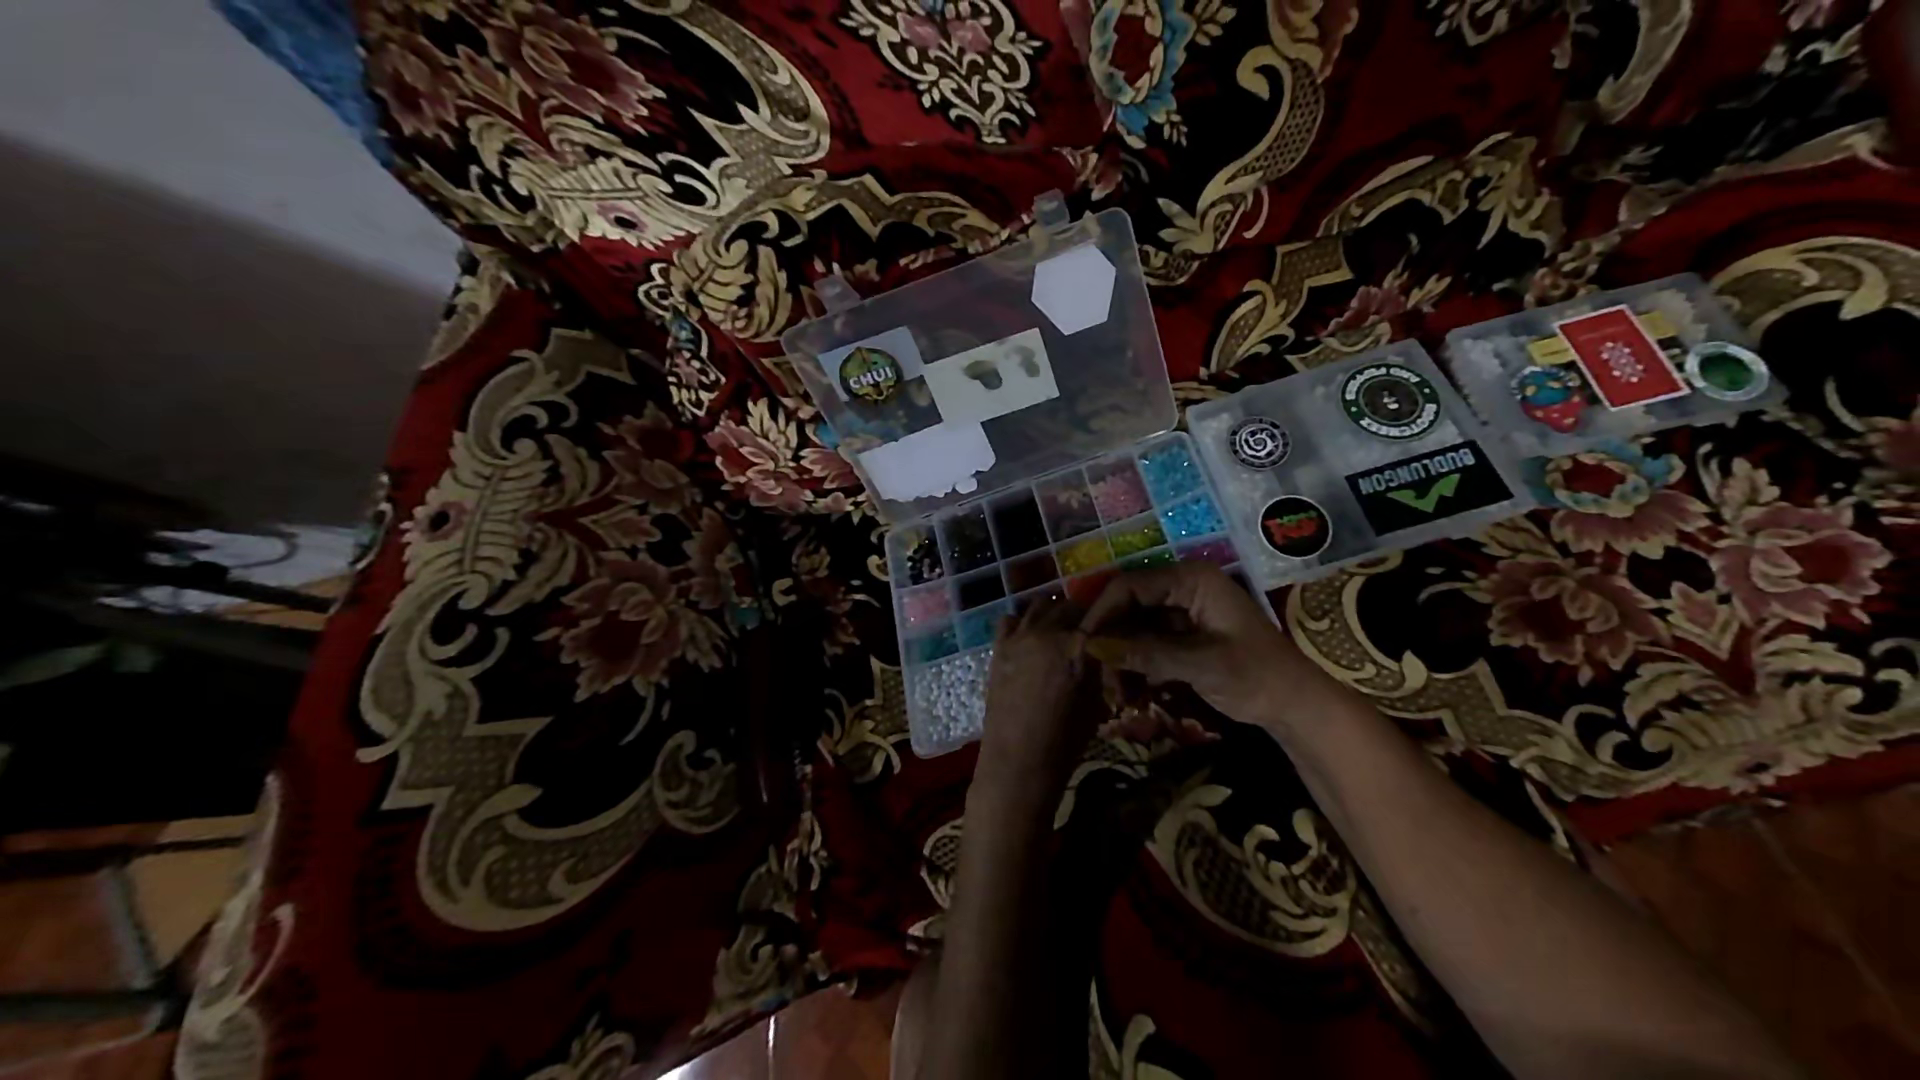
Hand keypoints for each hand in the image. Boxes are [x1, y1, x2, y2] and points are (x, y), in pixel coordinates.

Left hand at [976, 598, 1101, 799]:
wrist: (1019, 762)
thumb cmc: (1066, 740)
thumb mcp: (1097, 701)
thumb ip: (1100, 668)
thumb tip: (1104, 653)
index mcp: (1080, 646)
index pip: (1101, 614)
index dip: (1109, 618)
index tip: (1113, 625)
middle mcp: (1049, 632)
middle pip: (1070, 606)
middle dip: (1082, 615)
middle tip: (1087, 631)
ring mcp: (1020, 637)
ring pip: (1041, 606)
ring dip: (1053, 614)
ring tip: (1059, 631)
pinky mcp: (999, 646)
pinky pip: (1011, 619)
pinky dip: (1023, 622)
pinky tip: (1030, 638)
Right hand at [1079, 563, 1325, 727]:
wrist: (1296, 706)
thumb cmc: (1255, 676)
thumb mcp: (1198, 665)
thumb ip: (1145, 653)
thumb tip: (1093, 647)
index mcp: (1192, 580)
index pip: (1130, 585)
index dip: (1102, 613)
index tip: (1082, 645)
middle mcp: (1184, 588)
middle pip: (1129, 606)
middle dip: (1110, 641)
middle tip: (1096, 676)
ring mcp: (1183, 612)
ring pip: (1134, 628)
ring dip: (1120, 658)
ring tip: (1115, 694)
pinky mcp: (1183, 636)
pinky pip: (1147, 644)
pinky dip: (1135, 666)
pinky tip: (1129, 693)